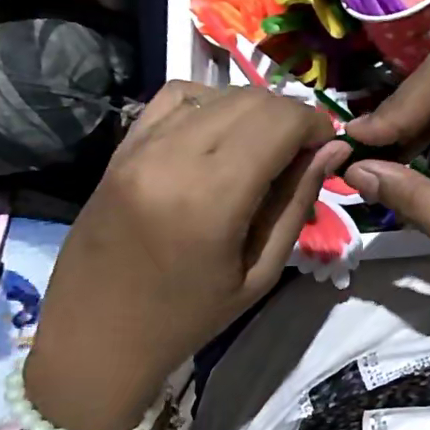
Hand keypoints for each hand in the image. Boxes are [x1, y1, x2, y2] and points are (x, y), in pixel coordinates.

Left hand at [25, 84, 347, 427]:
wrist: (96, 336)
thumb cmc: (187, 318)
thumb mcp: (259, 274)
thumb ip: (297, 204)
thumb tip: (333, 150)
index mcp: (212, 198)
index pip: (279, 122)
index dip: (315, 123)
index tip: (328, 147)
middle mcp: (172, 157)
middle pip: (251, 100)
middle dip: (291, 115)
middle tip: (304, 151)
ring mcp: (140, 147)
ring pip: (215, 93)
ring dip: (255, 110)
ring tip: (266, 146)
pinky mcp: (121, 148)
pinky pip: (175, 98)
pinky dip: (211, 104)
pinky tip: (221, 135)